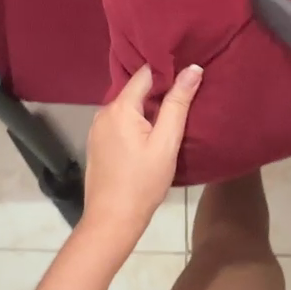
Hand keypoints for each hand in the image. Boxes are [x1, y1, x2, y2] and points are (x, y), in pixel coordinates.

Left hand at [80, 63, 201, 247]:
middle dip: (160, 89)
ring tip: (174, 110)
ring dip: (149, 107)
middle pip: (136, 89)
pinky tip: (152, 131)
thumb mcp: (166, 142)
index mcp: (120, 107)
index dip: (168, 70)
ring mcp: (98, 128)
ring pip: (129, 106)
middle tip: (186, 92)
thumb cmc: (143, 182)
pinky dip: (137, 120)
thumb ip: (178, 103)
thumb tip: (193, 68)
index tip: (188, 71)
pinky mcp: (98, 143)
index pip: (146, 73)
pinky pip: (121, 120)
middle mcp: (104, 112)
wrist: (112, 221)